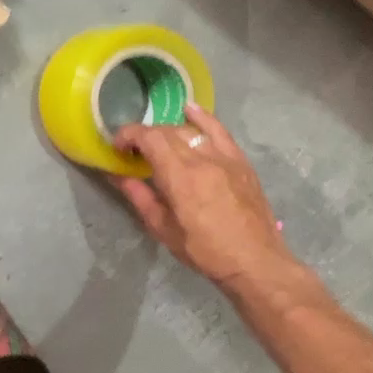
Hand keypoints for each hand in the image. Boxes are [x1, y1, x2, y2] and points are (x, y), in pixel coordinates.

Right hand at [111, 103, 295, 288]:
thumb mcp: (161, 228)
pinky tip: (189, 110)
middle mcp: (203, 160)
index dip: (128, 135)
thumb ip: (138, 196)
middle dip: (144, 135)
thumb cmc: (204, 250)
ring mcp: (225, 159)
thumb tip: (116, 175)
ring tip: (157, 142)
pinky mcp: (241, 163)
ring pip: (190, 130)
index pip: (149, 138)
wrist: (256, 262)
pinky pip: (220, 131)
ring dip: (167, 131)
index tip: (117, 148)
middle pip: (167, 131)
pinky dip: (202, 118)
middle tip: (133, 152)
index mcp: (180, 176)